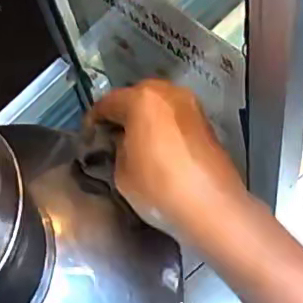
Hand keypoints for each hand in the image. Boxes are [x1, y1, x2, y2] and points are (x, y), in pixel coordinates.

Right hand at [86, 79, 249, 243]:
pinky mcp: (209, 126)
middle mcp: (170, 94)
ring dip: (148, 122)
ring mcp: (193, 108)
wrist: (213, 208)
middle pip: (138, 98)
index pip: (108, 103)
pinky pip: (178, 122)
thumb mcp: (122, 174)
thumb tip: (123, 143)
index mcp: (142, 99)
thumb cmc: (160, 190)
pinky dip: (167, 131)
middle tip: (114, 139)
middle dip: (124, 115)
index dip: (95, 120)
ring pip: (161, 108)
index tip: (90, 136)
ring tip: (139, 147)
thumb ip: (118, 150)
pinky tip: (162, 153)